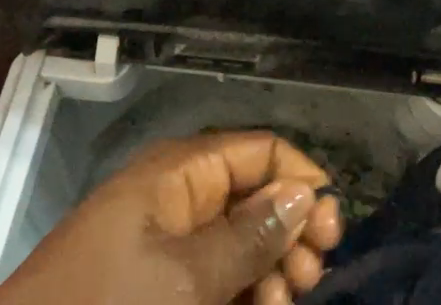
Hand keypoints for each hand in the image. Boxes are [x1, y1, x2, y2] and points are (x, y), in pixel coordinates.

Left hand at [0, 131, 343, 304]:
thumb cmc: (108, 303)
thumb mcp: (186, 277)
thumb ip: (250, 236)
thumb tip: (304, 193)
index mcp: (181, 172)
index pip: (260, 150)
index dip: (301, 181)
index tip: (332, 233)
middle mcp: (179, 196)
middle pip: (255, 194)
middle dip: (291, 231)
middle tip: (311, 278)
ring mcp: (168, 241)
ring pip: (241, 239)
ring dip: (272, 268)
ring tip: (281, 302)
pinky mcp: (159, 281)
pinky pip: (216, 272)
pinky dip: (244, 289)